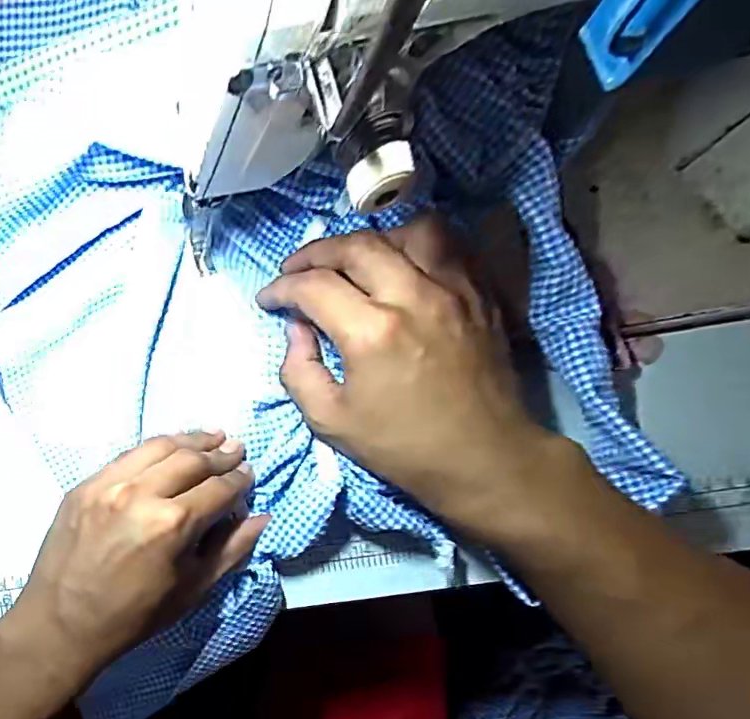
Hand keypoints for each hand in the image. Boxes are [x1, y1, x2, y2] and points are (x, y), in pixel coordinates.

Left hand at [0, 432, 267, 696]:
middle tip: (236, 449)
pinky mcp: (84, 485)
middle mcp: (140, 493)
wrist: (62, 622)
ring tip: (211, 436)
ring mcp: (108, 484)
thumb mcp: (192, 589)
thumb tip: (262, 516)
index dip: (239, 481)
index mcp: (172, 524)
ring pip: (158, 447)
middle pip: (191, 460)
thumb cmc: (135, 616)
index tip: (249, 475)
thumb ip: (231, 549)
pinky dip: (155, 449)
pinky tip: (169, 449)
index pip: (218, 489)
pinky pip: (127, 456)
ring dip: (190, 440)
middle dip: (219, 454)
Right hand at [257, 215, 567, 540]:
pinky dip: (416, 246)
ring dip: (370, 241)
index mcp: (371, 332)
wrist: (481, 457)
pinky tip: (402, 266)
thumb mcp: (331, 422)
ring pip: (407, 231)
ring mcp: (454, 288)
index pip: (314, 286)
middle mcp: (413, 295)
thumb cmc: (401, 447)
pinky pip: (449, 245)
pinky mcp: (481, 292)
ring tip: (354, 263)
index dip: (281, 288)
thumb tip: (296, 329)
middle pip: (355, 246)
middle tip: (296, 272)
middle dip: (315, 254)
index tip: (268, 299)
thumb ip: (299, 371)